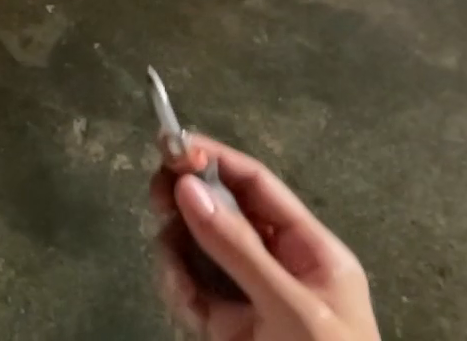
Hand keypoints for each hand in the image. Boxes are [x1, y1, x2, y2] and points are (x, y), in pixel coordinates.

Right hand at [150, 135, 377, 340]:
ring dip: (175, 252)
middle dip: (184, 201)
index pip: (255, 184)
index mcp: (309, 251)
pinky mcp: (220, 320)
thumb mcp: (293, 311)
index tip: (167, 147)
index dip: (212, 158)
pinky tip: (186, 307)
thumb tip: (184, 185)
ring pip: (191, 242)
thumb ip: (237, 249)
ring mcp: (244, 291)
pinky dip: (175, 287)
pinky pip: (184, 282)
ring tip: (178, 277)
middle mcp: (274, 262)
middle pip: (216, 206)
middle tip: (157, 201)